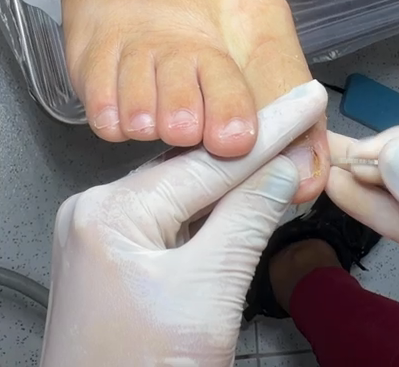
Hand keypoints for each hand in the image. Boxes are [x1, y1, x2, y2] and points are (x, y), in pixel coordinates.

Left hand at [41, 81, 328, 366]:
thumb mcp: (209, 298)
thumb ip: (246, 222)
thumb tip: (283, 168)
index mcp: (106, 212)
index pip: (206, 163)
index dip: (267, 131)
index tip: (305, 100)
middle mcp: (93, 212)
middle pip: (190, 172)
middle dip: (251, 150)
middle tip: (301, 118)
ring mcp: (97, 236)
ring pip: (181, 195)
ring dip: (233, 180)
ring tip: (282, 147)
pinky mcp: (108, 260)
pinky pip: (168, 220)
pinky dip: (208, 212)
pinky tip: (242, 194)